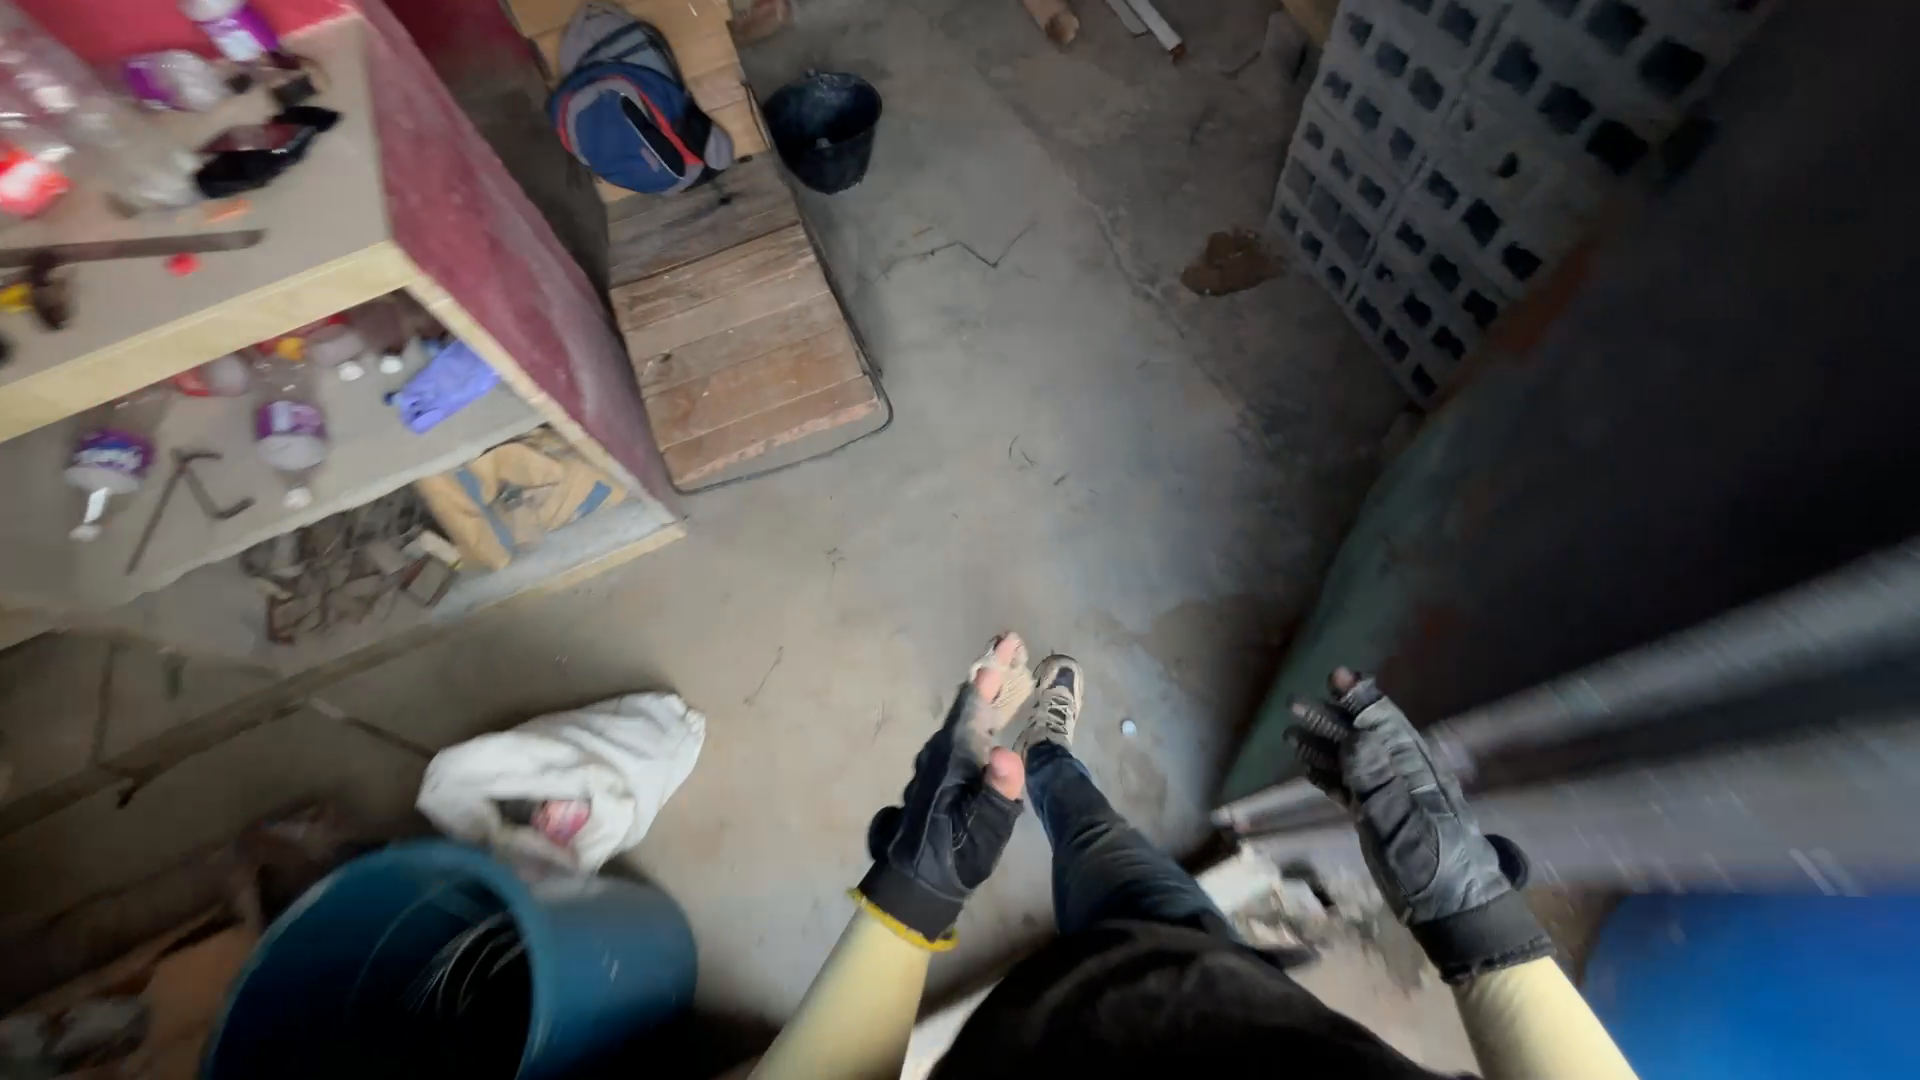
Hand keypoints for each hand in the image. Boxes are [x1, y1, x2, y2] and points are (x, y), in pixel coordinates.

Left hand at [855, 636, 1026, 949]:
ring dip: (987, 687)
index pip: (973, 707)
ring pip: (966, 713)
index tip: (1006, 646)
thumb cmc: (953, 856)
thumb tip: (1007, 756)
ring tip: (1008, 666)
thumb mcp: (982, 833)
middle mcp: (944, 750)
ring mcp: (941, 759)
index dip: (991, 676)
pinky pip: (965, 727)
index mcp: (953, 758)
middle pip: (969, 701)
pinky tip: (993, 711)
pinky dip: (981, 709)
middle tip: (1011, 640)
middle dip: (992, 670)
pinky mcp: (944, 771)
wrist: (916, 881)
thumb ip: (997, 795)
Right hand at [1289, 668, 1551, 982]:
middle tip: (1295, 704)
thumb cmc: (1434, 866)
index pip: (1384, 723)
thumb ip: (1378, 780)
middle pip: (1362, 737)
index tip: (1336, 675)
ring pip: (1352, 760)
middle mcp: (1403, 776)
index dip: (1361, 698)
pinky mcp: (1381, 817)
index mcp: (1416, 770)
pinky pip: (1349, 787)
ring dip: (1323, 745)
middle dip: (1331, 718)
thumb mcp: (1404, 822)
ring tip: (1291, 732)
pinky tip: (1307, 768)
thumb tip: (1356, 737)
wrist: (1454, 914)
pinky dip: (1328, 774)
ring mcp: (1391, 796)